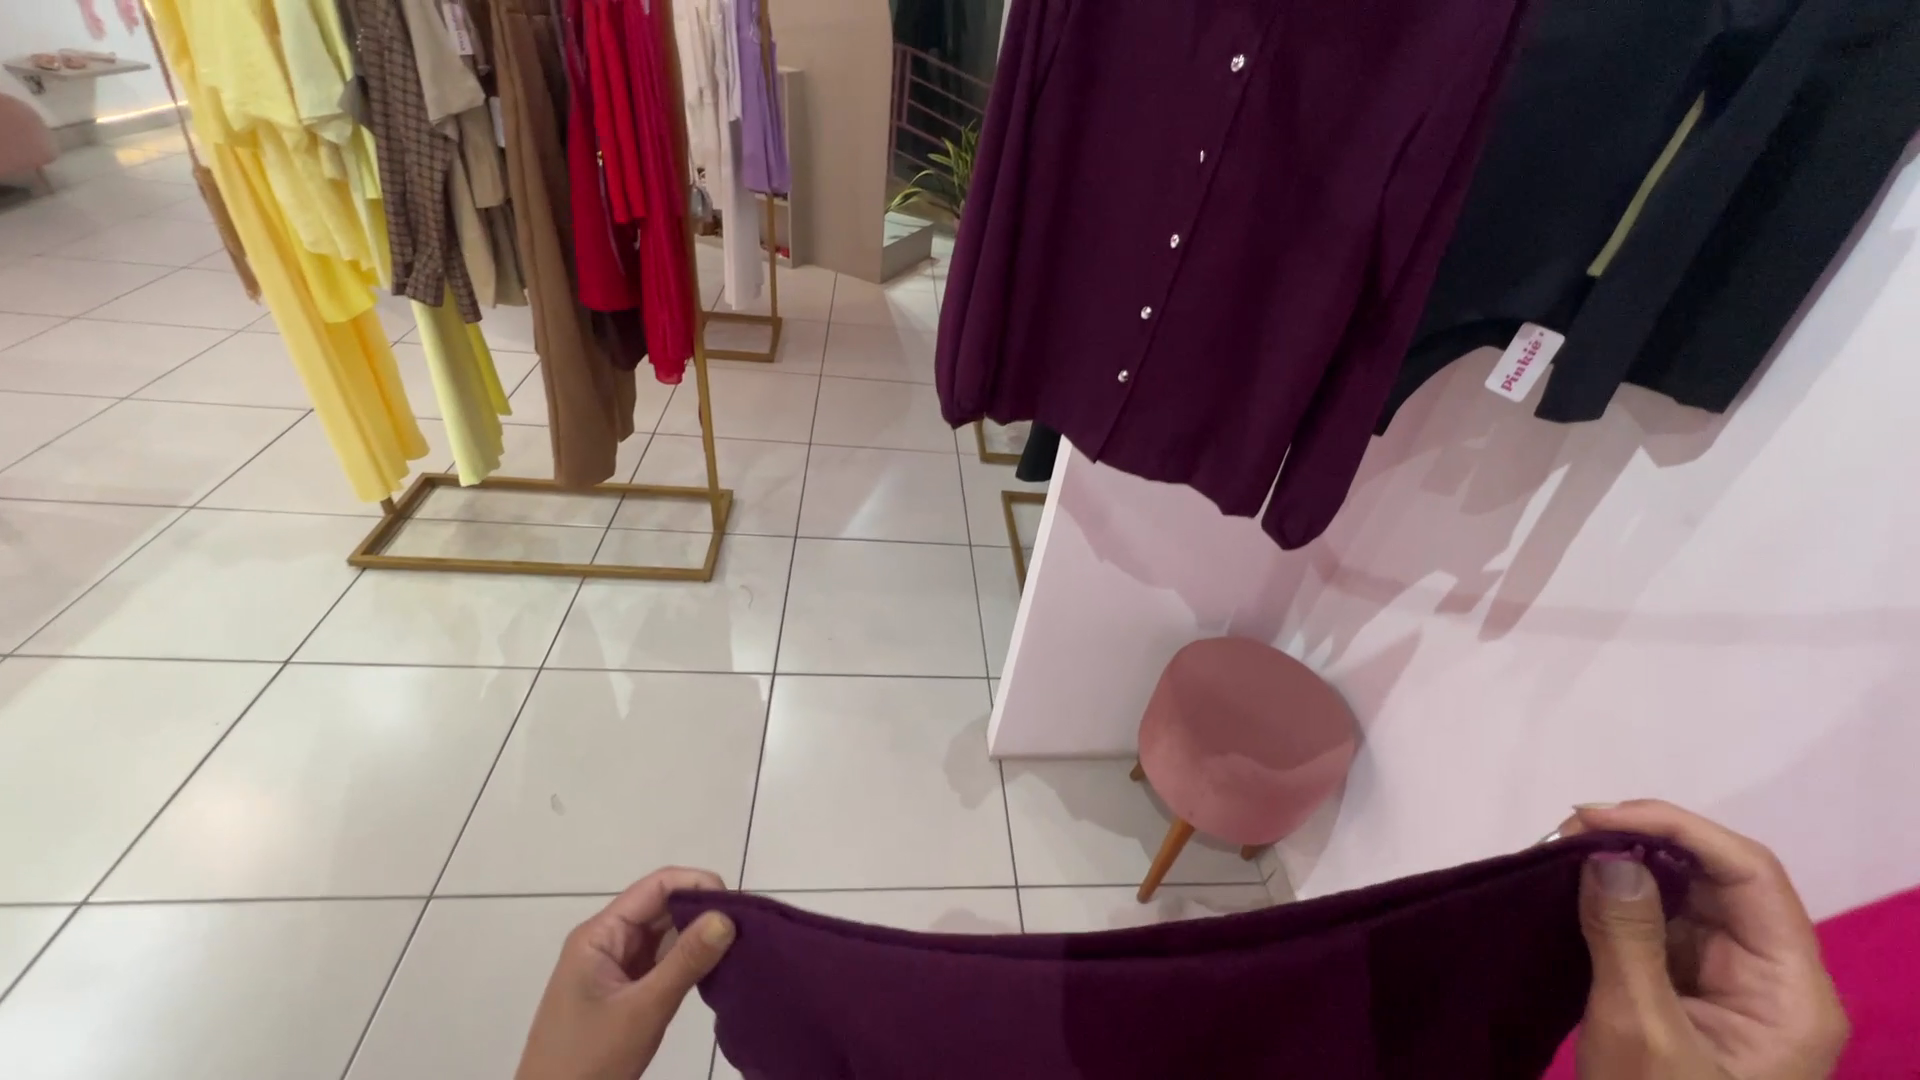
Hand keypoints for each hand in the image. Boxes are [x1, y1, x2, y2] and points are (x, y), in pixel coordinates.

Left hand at [515, 867, 735, 1079]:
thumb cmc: (588, 1064)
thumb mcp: (643, 1010)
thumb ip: (687, 960)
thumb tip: (729, 915)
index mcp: (600, 934)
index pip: (656, 886)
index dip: (698, 885)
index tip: (738, 906)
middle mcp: (606, 941)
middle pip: (661, 905)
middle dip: (702, 909)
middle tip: (746, 927)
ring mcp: (613, 967)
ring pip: (663, 933)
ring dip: (697, 934)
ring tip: (738, 944)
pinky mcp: (622, 992)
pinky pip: (660, 960)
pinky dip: (687, 959)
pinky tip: (715, 967)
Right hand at [1562, 801, 1846, 1079]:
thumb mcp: (1639, 1029)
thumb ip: (1627, 937)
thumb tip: (1607, 852)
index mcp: (1786, 988)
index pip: (1749, 873)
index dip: (1675, 827)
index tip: (1592, 818)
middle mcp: (1766, 971)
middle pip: (1720, 873)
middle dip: (1642, 835)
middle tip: (1563, 832)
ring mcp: (1724, 975)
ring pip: (1684, 887)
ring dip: (1622, 856)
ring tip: (1557, 849)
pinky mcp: (1682, 980)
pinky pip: (1654, 912)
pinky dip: (1610, 885)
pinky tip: (1569, 878)